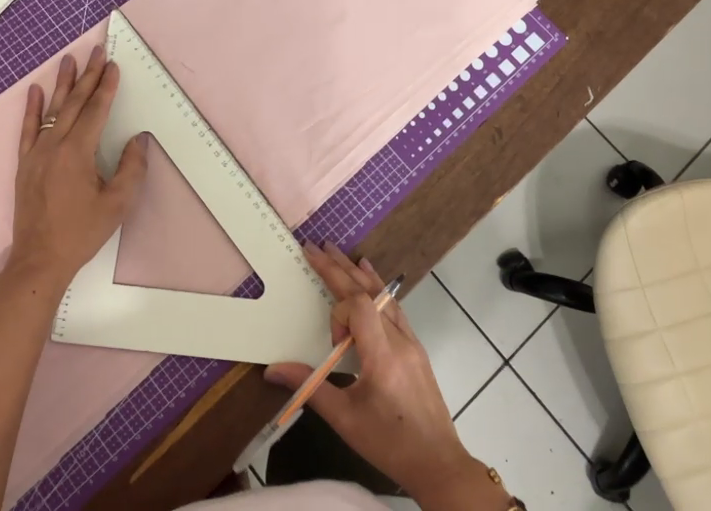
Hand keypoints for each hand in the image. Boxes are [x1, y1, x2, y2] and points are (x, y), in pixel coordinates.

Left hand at [7, 46, 149, 286]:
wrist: (39, 258)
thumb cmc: (81, 232)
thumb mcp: (117, 204)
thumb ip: (131, 169)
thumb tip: (139, 140)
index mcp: (78, 152)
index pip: (96, 111)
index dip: (106, 87)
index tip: (113, 66)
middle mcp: (55, 145)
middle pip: (74, 103)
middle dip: (87, 76)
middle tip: (96, 51)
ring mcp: (36, 153)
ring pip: (52, 110)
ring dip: (61, 84)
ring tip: (68, 59)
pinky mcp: (25, 163)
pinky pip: (27, 129)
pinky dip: (31, 108)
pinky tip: (34, 91)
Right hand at [266, 246, 500, 507]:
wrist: (439, 464)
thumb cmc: (390, 444)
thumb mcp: (345, 419)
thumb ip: (309, 388)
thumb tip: (272, 369)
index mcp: (383, 356)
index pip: (360, 307)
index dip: (339, 314)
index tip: (333, 344)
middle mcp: (400, 341)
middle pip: (370, 293)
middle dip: (339, 268)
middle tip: (315, 246)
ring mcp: (412, 343)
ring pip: (385, 296)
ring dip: (359, 274)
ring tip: (339, 252)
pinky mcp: (416, 349)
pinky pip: (396, 308)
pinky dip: (379, 289)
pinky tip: (372, 277)